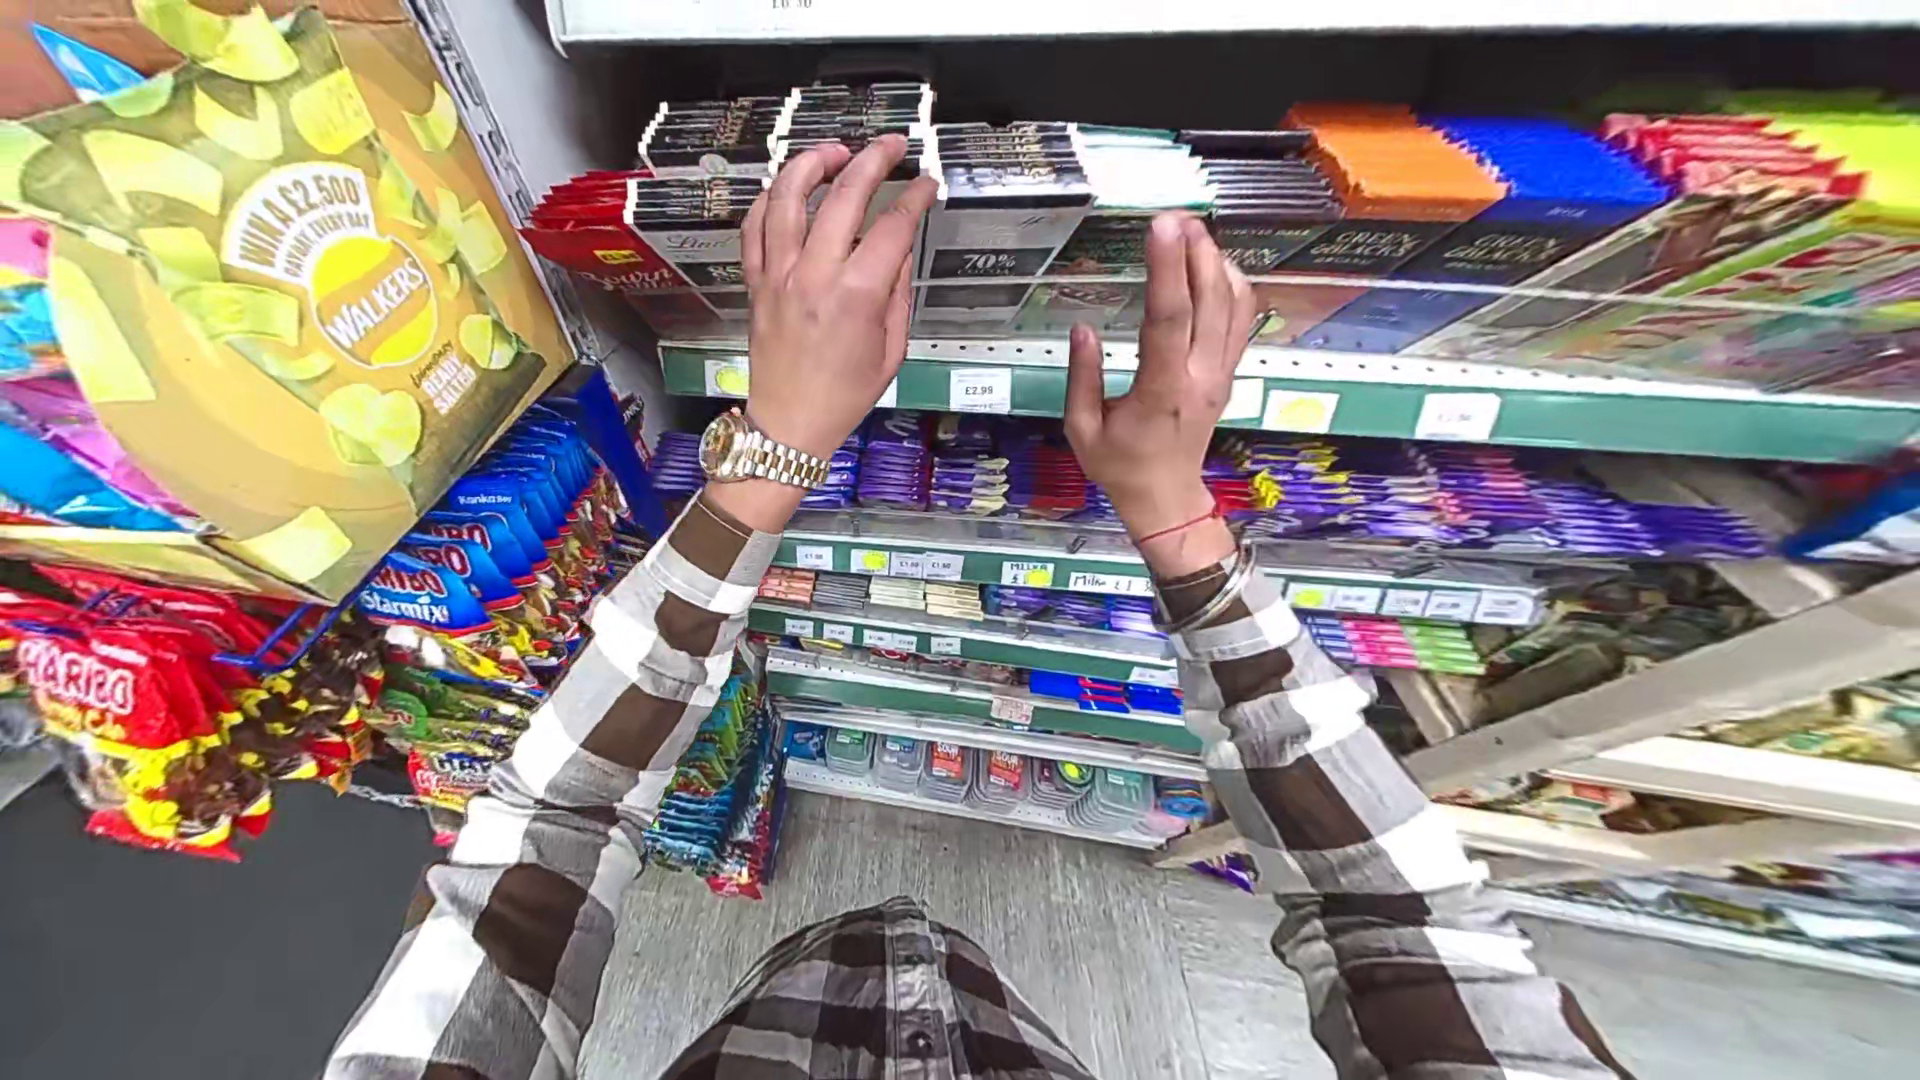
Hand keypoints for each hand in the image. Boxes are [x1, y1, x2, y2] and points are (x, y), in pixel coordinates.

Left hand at [743, 135, 936, 457]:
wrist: (791, 423)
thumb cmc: (845, 396)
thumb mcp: (891, 352)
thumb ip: (898, 295)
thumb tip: (900, 250)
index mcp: (857, 296)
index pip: (893, 227)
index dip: (915, 198)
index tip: (927, 185)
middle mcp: (815, 275)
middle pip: (845, 195)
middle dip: (874, 160)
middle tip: (891, 146)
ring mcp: (779, 275)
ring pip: (789, 195)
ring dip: (814, 162)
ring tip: (836, 153)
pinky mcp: (755, 282)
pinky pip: (755, 225)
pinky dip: (771, 198)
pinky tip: (789, 189)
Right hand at [1063, 214, 1255, 575]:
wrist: (1165, 496)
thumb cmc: (1119, 467)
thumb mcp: (1082, 430)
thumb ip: (1082, 379)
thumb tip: (1083, 329)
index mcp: (1161, 390)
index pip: (1168, 319)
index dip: (1166, 270)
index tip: (1160, 228)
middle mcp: (1199, 376)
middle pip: (1211, 299)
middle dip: (1195, 250)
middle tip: (1175, 218)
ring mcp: (1220, 373)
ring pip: (1234, 304)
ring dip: (1216, 262)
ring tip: (1193, 233)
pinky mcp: (1227, 373)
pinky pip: (1241, 320)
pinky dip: (1233, 285)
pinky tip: (1214, 267)